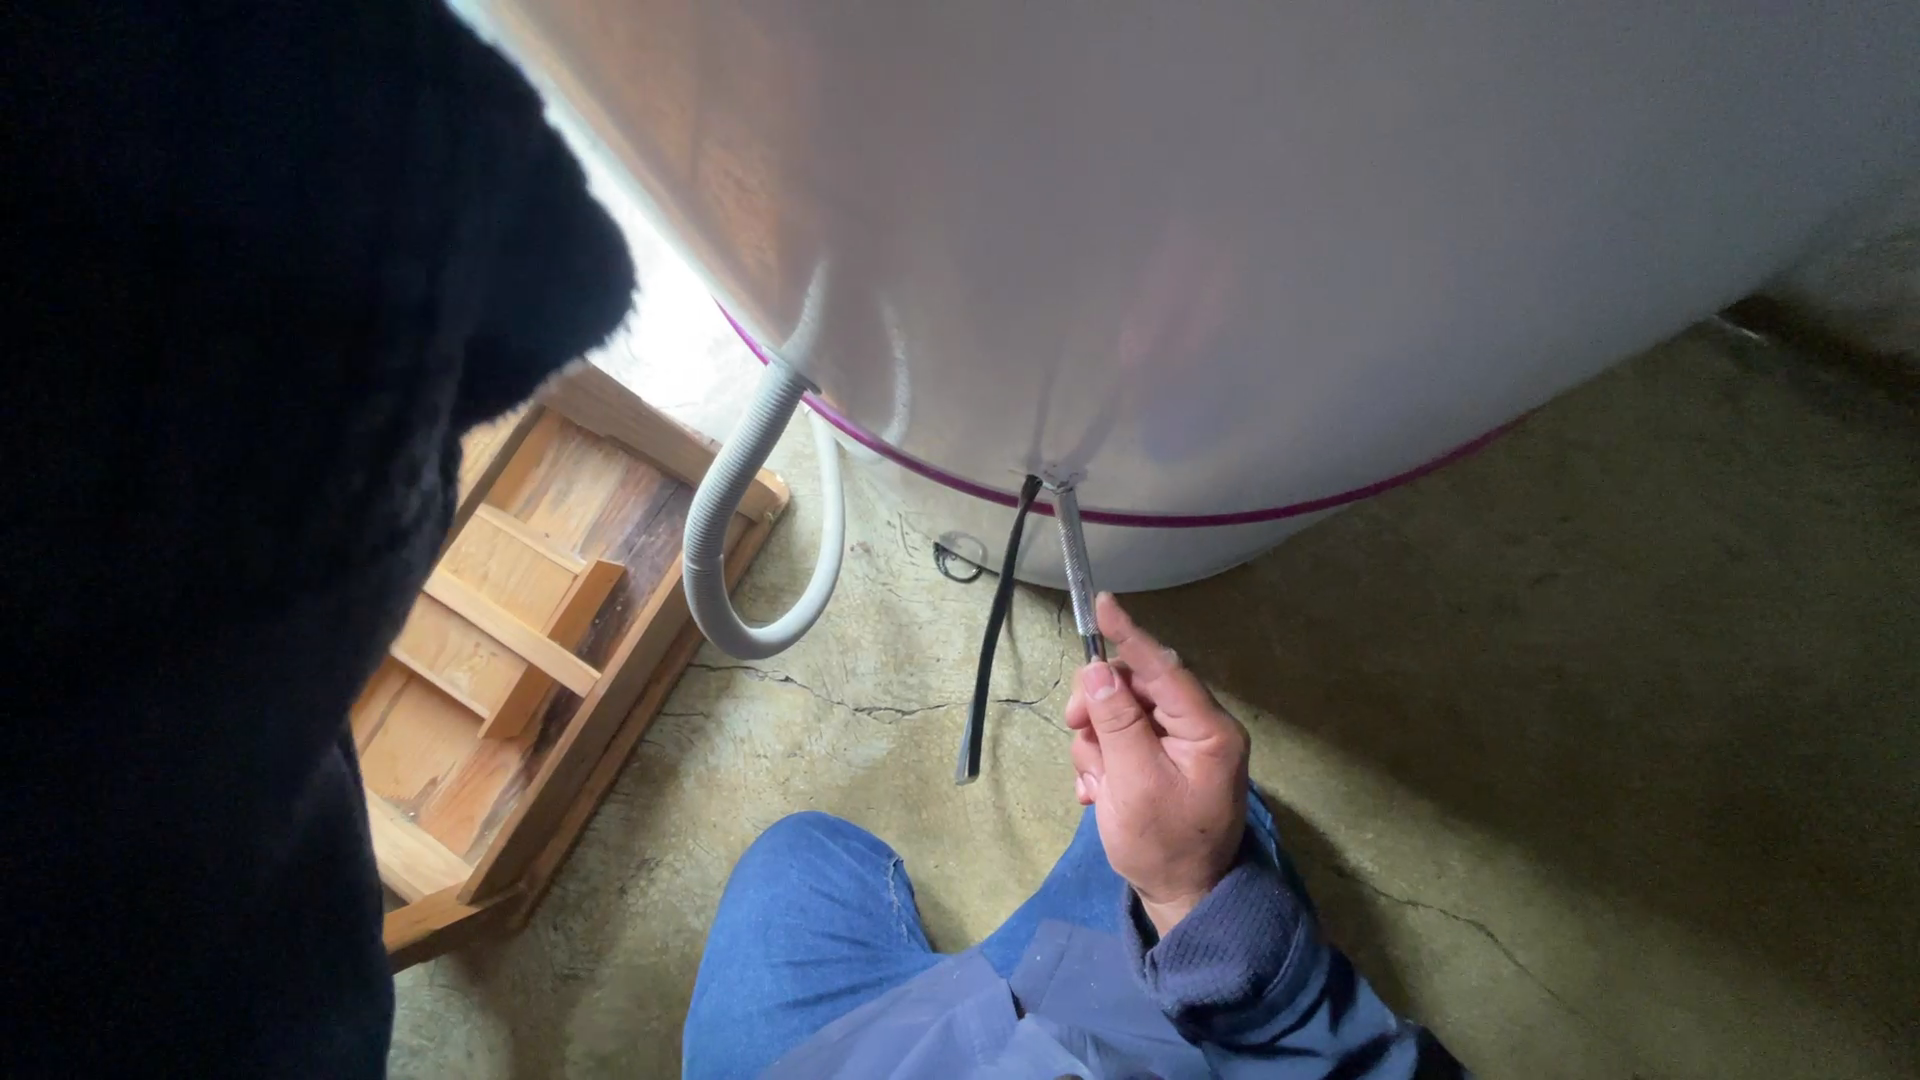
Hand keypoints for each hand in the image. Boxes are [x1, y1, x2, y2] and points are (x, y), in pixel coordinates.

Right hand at [1064, 593, 1251, 936]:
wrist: (1179, 898)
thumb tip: (1097, 670)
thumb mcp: (1134, 783)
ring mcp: (1176, 744)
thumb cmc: (1163, 844)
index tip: (1103, 604)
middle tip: (1077, 727)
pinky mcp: (1158, 759)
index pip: (1164, 668)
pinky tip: (1098, 791)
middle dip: (1099, 706)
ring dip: (1097, 742)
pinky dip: (1101, 759)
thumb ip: (1116, 722)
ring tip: (1098, 783)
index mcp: (1208, 729)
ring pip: (1119, 711)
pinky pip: (1118, 738)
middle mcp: (1196, 728)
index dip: (1130, 635)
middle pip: (1136, 687)